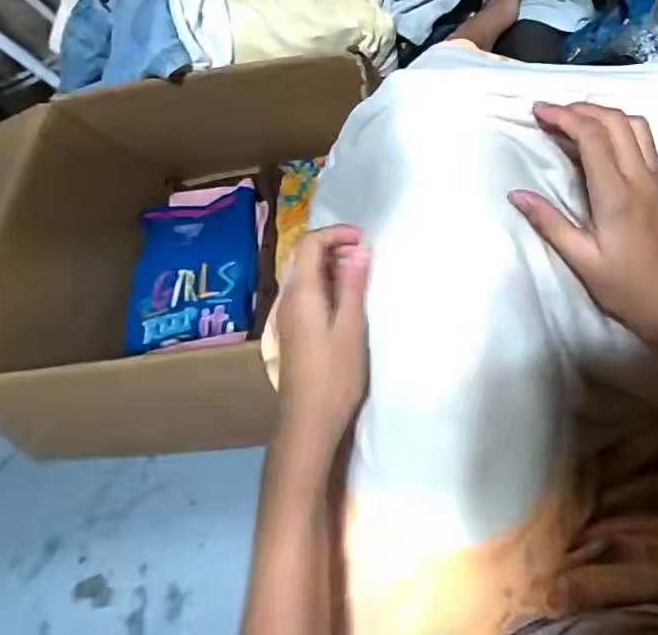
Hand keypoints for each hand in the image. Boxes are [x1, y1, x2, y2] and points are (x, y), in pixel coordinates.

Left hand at [274, 225, 372, 447]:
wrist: (307, 424)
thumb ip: (354, 286)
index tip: (365, 240)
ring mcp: (289, 315)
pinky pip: (309, 291)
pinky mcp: (295, 329)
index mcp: (301, 293)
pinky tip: (349, 299)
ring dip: (333, 265)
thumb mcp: (351, 328)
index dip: (336, 233)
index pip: (310, 243)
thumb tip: (361, 249)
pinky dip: (329, 283)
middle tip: (368, 257)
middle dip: (336, 246)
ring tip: (363, 274)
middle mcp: (289, 298)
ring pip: (307, 273)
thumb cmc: (333, 376)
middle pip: (305, 255)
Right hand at [509, 102, 657, 345]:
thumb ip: (549, 222)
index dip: (563, 116)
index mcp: (617, 193)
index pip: (591, 136)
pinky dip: (619, 129)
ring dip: (603, 115)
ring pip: (635, 125)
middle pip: (614, 120)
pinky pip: (644, 142)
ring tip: (575, 122)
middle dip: (580, 108)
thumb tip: (515, 194)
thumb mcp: (581, 260)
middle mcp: (641, 177)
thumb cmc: (627, 288)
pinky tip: (601, 145)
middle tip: (550, 113)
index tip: (538, 111)